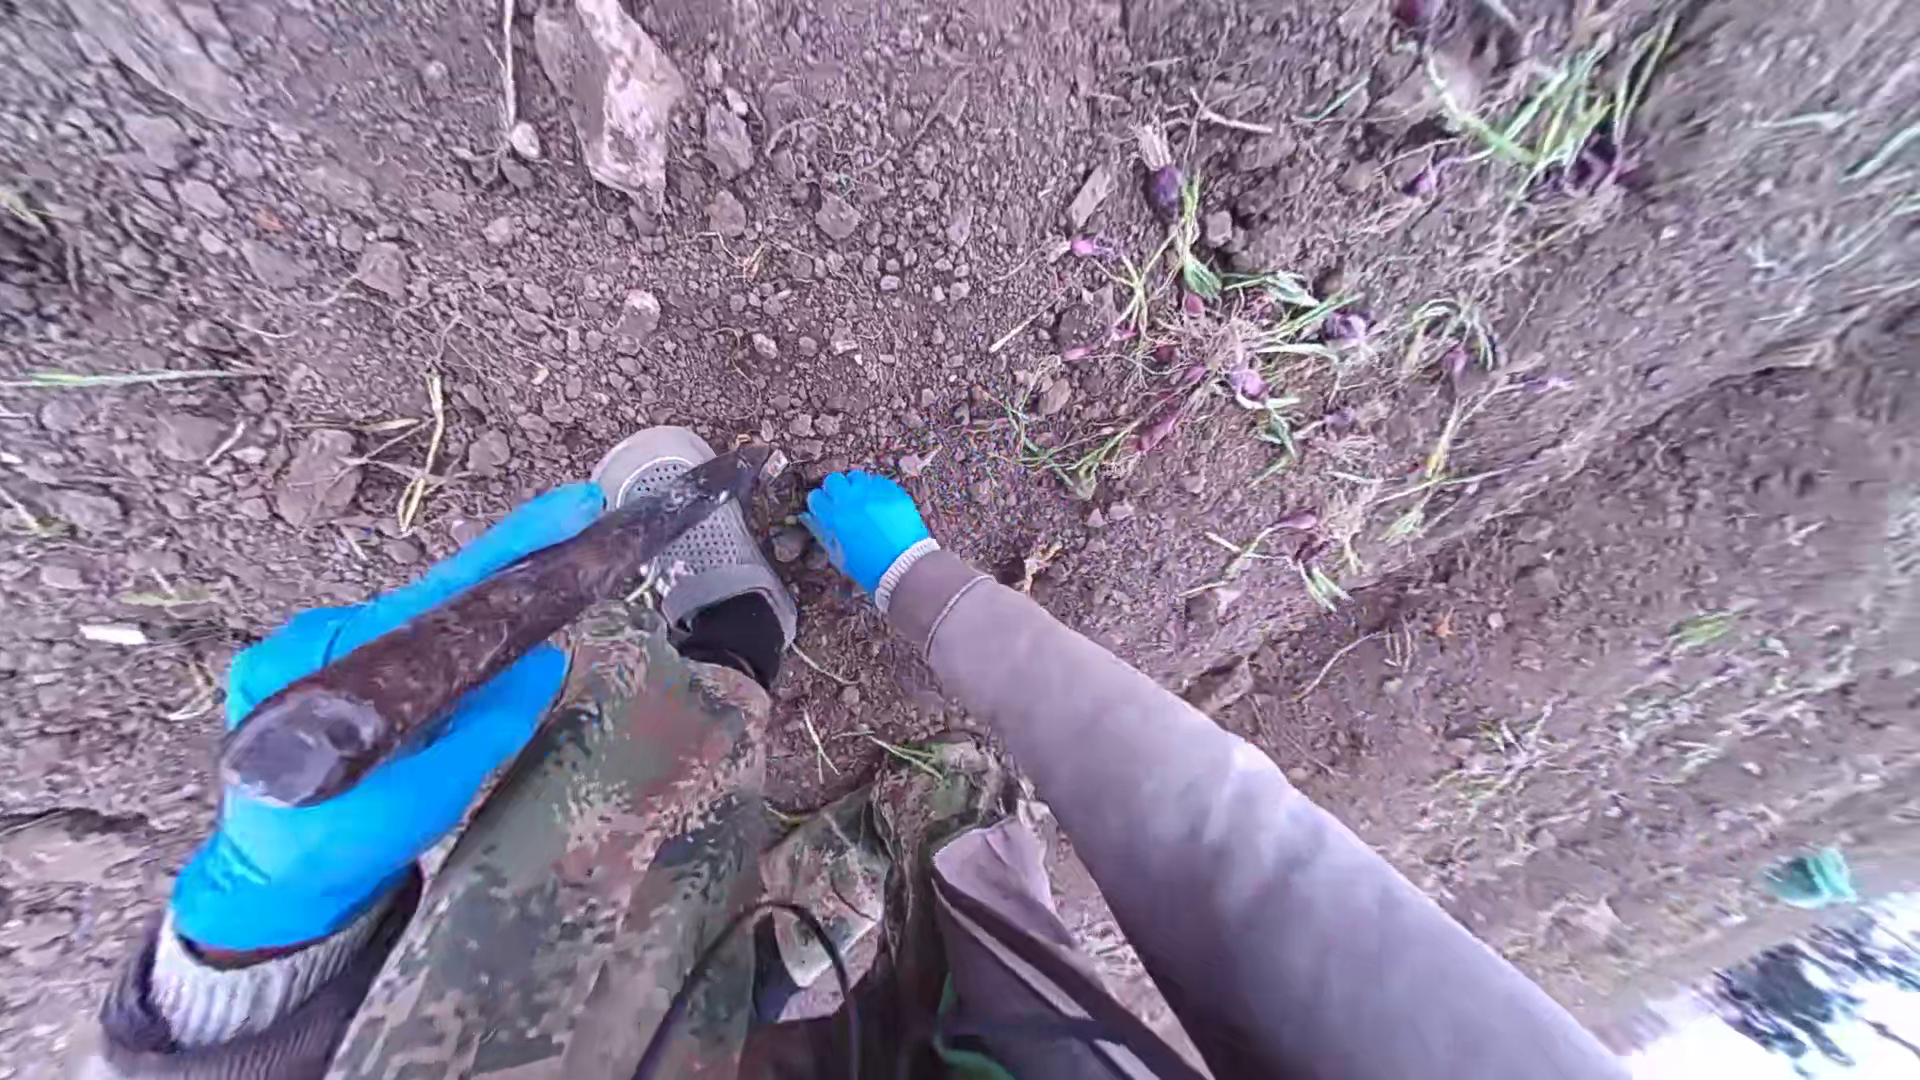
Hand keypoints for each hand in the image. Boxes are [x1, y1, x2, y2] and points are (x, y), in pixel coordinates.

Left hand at [170, 483, 604, 950]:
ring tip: (552, 593)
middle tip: (579, 519)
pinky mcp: (353, 660)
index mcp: (317, 664)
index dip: (513, 550)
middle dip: (517, 558)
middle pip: (445, 586)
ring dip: (501, 601)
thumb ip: (487, 728)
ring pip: (443, 608)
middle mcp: (320, 639)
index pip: (439, 594)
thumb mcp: (424, 795)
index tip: (573, 509)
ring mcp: (332, 645)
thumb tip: (545, 659)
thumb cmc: (341, 842)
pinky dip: (479, 628)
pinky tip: (507, 641)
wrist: (280, 878)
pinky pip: (435, 631)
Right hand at [801, 470, 930, 593]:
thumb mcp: (840, 557)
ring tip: (863, 502)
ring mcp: (874, 493)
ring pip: (857, 477)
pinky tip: (880, 504)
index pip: (816, 497)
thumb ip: (825, 535)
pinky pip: (879, 482)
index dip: (820, 504)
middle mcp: (852, 499)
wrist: (906, 565)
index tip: (825, 510)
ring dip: (856, 487)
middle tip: (843, 503)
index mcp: (835, 517)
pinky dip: (876, 490)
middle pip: (834, 480)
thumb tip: (815, 519)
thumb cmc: (870, 568)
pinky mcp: (894, 492)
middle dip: (835, 490)